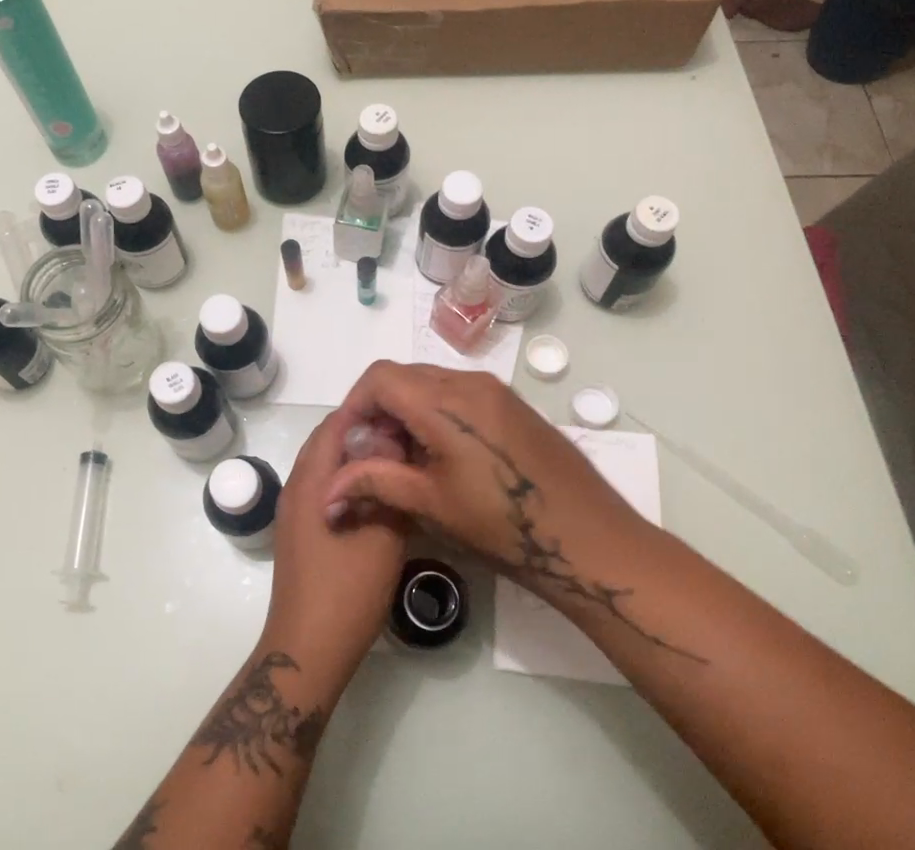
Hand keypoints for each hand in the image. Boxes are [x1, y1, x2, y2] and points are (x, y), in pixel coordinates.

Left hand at [263, 410, 407, 683]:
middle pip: (328, 443)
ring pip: (327, 468)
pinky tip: (381, 496)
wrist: (308, 648)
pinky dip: (351, 482)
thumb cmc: (346, 591)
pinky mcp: (301, 534)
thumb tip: (399, 443)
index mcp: (311, 481)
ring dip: (358, 458)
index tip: (407, 409)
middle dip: (366, 431)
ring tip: (401, 461)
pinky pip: (326, 491)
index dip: (369, 410)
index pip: (335, 424)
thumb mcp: (382, 534)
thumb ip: (390, 486)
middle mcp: (296, 489)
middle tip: (410, 433)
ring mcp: (295, 514)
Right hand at [323, 362, 645, 577]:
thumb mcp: (431, 505)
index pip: (379, 378)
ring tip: (404, 460)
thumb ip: (375, 483)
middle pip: (405, 376)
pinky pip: (461, 394)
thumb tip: (326, 491)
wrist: (589, 539)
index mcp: (446, 402)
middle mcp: (471, 383)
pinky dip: (437, 413)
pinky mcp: (515, 407)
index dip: (354, 405)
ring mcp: (498, 392)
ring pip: (433, 383)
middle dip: (378, 409)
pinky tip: (442, 457)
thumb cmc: (503, 525)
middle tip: (371, 455)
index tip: (348, 444)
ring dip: (407, 411)